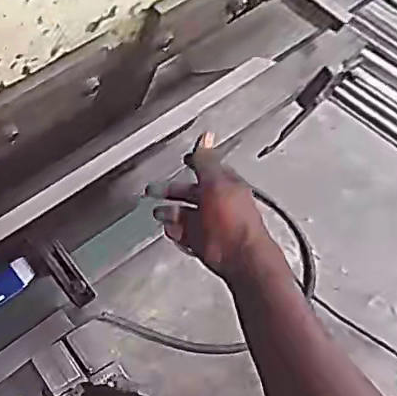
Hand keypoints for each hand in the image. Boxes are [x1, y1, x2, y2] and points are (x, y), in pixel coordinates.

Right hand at [151, 132, 282, 283]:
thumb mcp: (215, 183)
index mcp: (226, 186)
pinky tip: (171, 232)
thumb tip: (205, 137)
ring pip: (188, 216)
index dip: (195, 162)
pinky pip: (187, 236)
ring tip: (159, 213)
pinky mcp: (206, 245)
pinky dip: (177, 233)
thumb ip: (207, 161)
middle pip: (193, 194)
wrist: (241, 258)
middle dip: (173, 192)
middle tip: (155, 189)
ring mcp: (213, 226)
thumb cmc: (234, 222)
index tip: (186, 158)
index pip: (208, 169)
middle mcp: (220, 205)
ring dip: (171, 214)